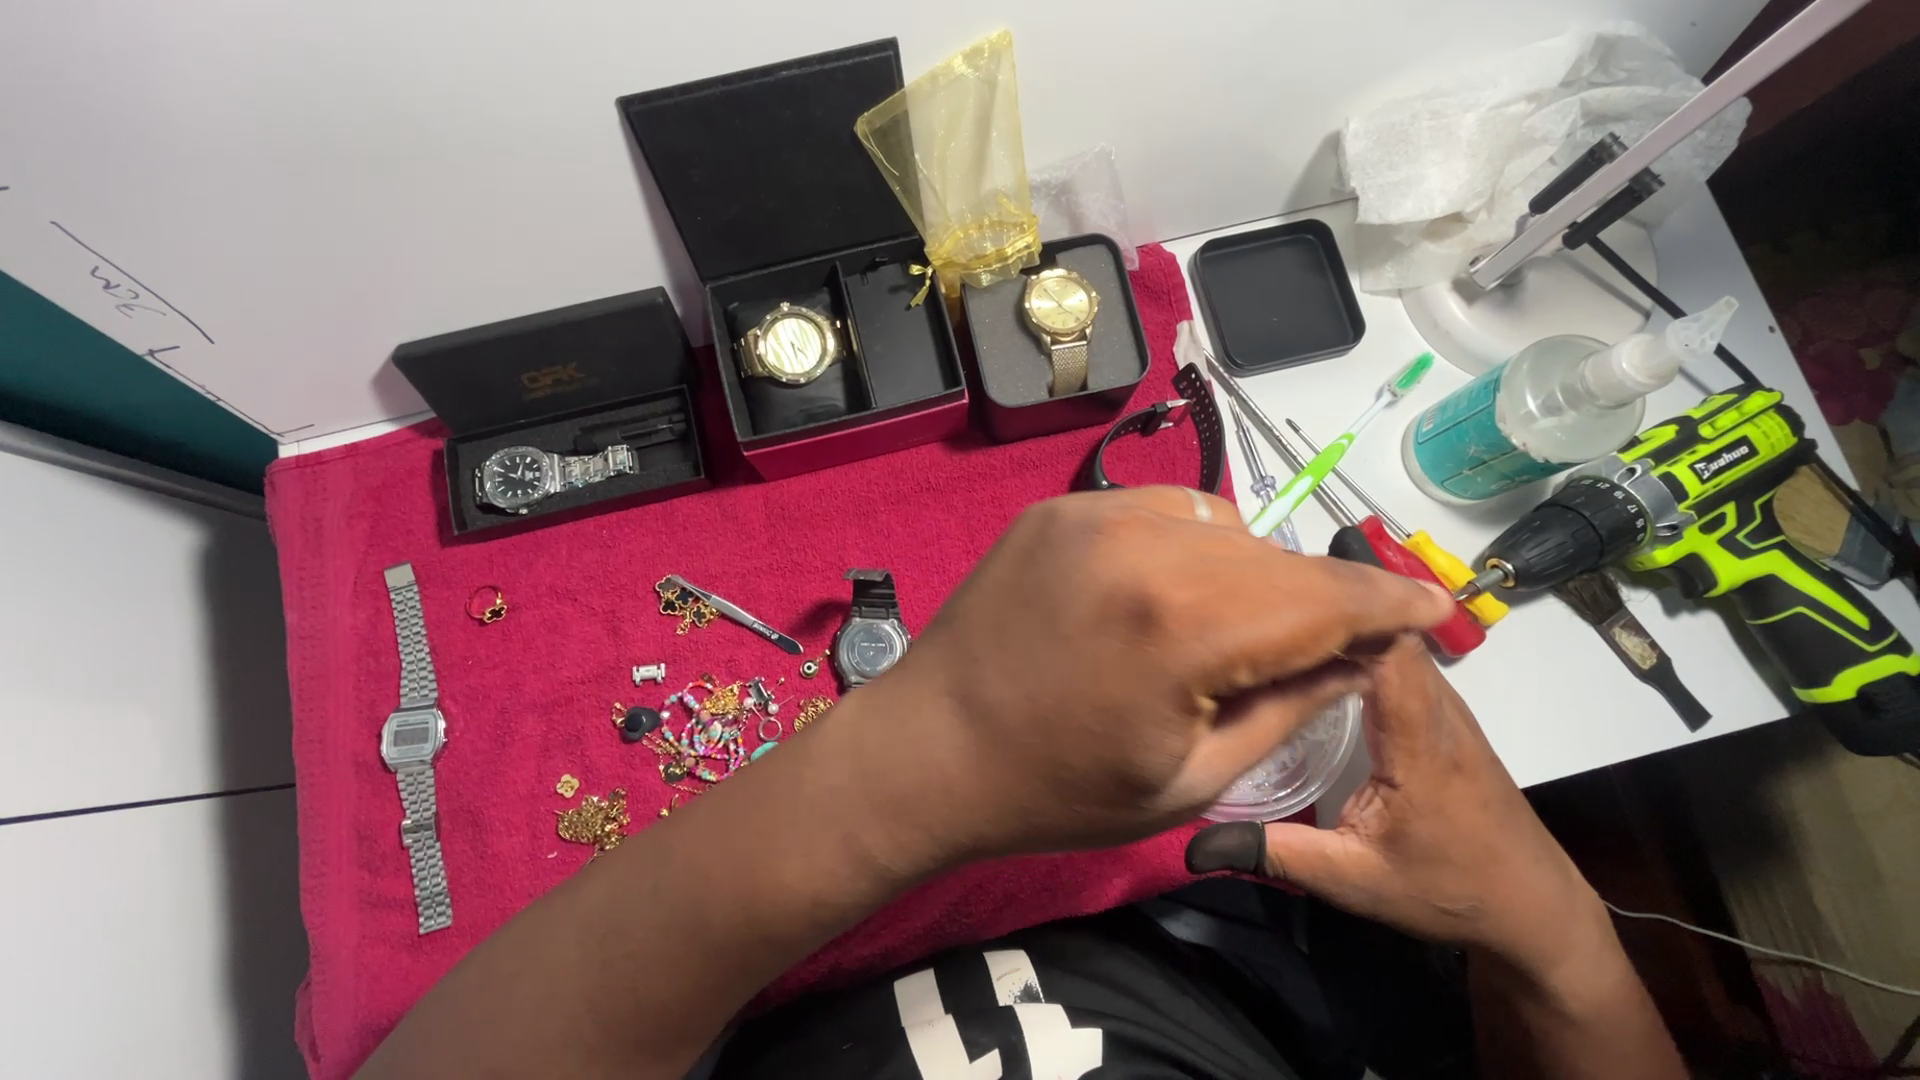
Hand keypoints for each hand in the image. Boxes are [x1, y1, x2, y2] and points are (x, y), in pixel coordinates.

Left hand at [844, 486, 1455, 869]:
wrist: (930, 748)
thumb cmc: (1056, 789)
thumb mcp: (1191, 779)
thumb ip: (1288, 706)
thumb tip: (1356, 657)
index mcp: (1185, 624)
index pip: (1324, 596)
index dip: (1389, 602)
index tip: (1432, 607)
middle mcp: (1144, 543)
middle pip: (1277, 556)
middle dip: (1321, 595)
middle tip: (1332, 638)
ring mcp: (1093, 514)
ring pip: (1223, 522)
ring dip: (1251, 567)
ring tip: (1233, 624)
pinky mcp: (1058, 509)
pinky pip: (1159, 510)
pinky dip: (1189, 543)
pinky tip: (1169, 590)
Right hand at [1186, 637, 1604, 977]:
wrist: (1533, 911)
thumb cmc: (1449, 892)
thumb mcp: (1354, 881)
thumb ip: (1278, 853)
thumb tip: (1197, 843)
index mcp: (1419, 741)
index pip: (1390, 649)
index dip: (1339, 619)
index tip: (1278, 611)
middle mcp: (1438, 711)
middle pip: (1388, 634)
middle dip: (1327, 616)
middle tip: (1261, 616)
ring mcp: (1445, 711)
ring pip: (1396, 644)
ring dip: (1345, 631)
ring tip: (1280, 631)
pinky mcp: (1443, 719)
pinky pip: (1401, 664)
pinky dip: (1361, 651)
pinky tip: (1317, 663)